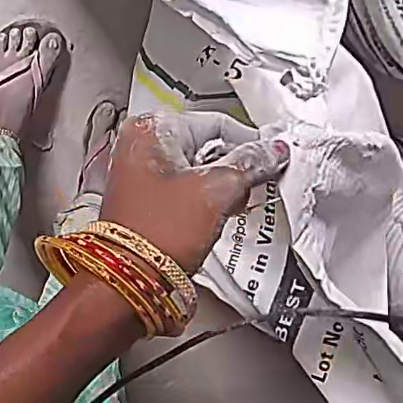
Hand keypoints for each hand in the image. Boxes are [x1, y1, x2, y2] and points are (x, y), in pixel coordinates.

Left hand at [100, 112, 290, 272]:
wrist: (131, 279)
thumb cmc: (157, 235)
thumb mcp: (215, 191)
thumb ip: (249, 165)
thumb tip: (271, 152)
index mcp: (150, 130)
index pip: (217, 123)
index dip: (250, 143)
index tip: (272, 158)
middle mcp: (139, 147)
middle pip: (206, 147)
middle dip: (233, 169)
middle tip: (250, 187)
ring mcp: (139, 175)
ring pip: (197, 172)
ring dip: (220, 189)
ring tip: (228, 207)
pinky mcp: (144, 202)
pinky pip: (184, 192)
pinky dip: (204, 202)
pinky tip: (213, 218)